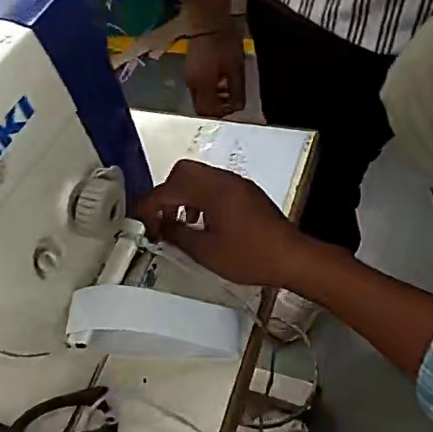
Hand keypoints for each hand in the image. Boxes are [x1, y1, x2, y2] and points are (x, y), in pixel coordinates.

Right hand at [135, 160, 313, 288]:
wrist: (292, 258)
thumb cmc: (252, 255)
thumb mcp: (206, 252)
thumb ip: (177, 235)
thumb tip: (161, 227)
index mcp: (212, 190)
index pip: (168, 189)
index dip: (149, 206)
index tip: (140, 222)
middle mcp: (225, 180)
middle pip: (183, 172)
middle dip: (166, 194)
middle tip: (160, 219)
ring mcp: (238, 185)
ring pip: (200, 178)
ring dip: (184, 196)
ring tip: (180, 224)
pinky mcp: (247, 194)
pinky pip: (216, 186)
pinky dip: (201, 199)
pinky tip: (203, 224)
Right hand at [180, 0, 245, 117]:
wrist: (208, 20)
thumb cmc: (224, 44)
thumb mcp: (236, 69)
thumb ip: (237, 91)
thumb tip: (238, 106)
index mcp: (203, 86)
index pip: (209, 111)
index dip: (222, 112)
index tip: (234, 104)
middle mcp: (193, 85)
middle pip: (202, 107)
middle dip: (216, 108)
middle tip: (230, 99)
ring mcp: (189, 75)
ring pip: (199, 97)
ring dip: (212, 98)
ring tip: (226, 87)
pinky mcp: (189, 67)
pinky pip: (197, 87)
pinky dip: (207, 89)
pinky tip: (218, 77)